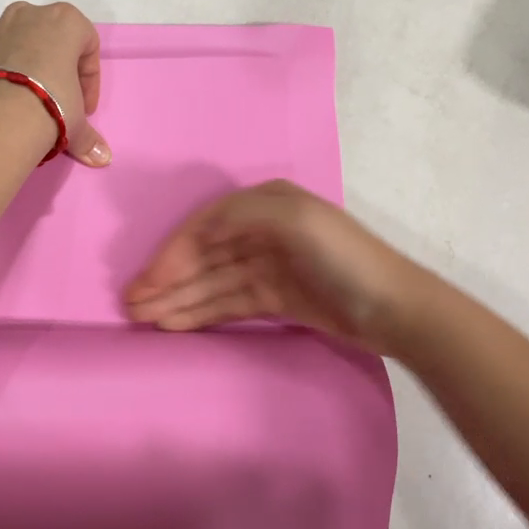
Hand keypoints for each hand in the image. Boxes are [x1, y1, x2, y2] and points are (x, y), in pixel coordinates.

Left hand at [0, 1, 111, 166]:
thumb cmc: (50, 102)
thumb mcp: (76, 120)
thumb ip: (89, 136)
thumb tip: (103, 157)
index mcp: (66, 19)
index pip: (89, 48)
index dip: (90, 83)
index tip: (85, 109)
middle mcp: (33, 13)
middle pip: (56, 42)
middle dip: (61, 72)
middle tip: (62, 102)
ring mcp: (1, 26)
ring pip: (27, 46)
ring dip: (34, 71)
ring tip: (33, 103)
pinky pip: (2, 57)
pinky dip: (10, 74)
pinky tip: (10, 101)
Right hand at [123, 180, 430, 353]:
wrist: (396, 309)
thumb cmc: (343, 257)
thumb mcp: (294, 218)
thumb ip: (239, 214)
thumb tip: (196, 232)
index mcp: (264, 205)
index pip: (204, 227)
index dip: (171, 255)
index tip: (147, 283)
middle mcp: (261, 231)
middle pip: (202, 257)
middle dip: (167, 280)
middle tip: (131, 306)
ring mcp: (267, 266)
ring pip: (210, 283)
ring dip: (177, 299)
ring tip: (144, 320)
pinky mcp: (274, 298)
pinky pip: (227, 303)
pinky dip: (200, 313)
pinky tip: (174, 324)